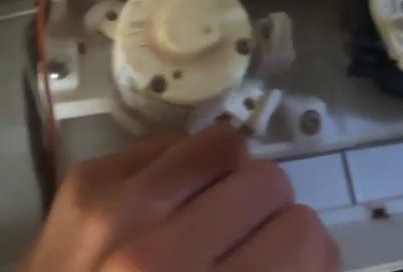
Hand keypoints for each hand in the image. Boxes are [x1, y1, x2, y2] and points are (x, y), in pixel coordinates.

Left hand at [20, 124, 338, 271]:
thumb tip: (315, 251)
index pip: (303, 237)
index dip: (312, 253)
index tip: (299, 264)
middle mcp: (157, 256)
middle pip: (269, 183)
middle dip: (273, 214)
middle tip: (253, 241)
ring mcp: (115, 208)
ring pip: (224, 144)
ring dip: (232, 179)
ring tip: (216, 209)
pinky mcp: (87, 181)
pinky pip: (170, 142)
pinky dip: (182, 172)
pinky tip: (169, 206)